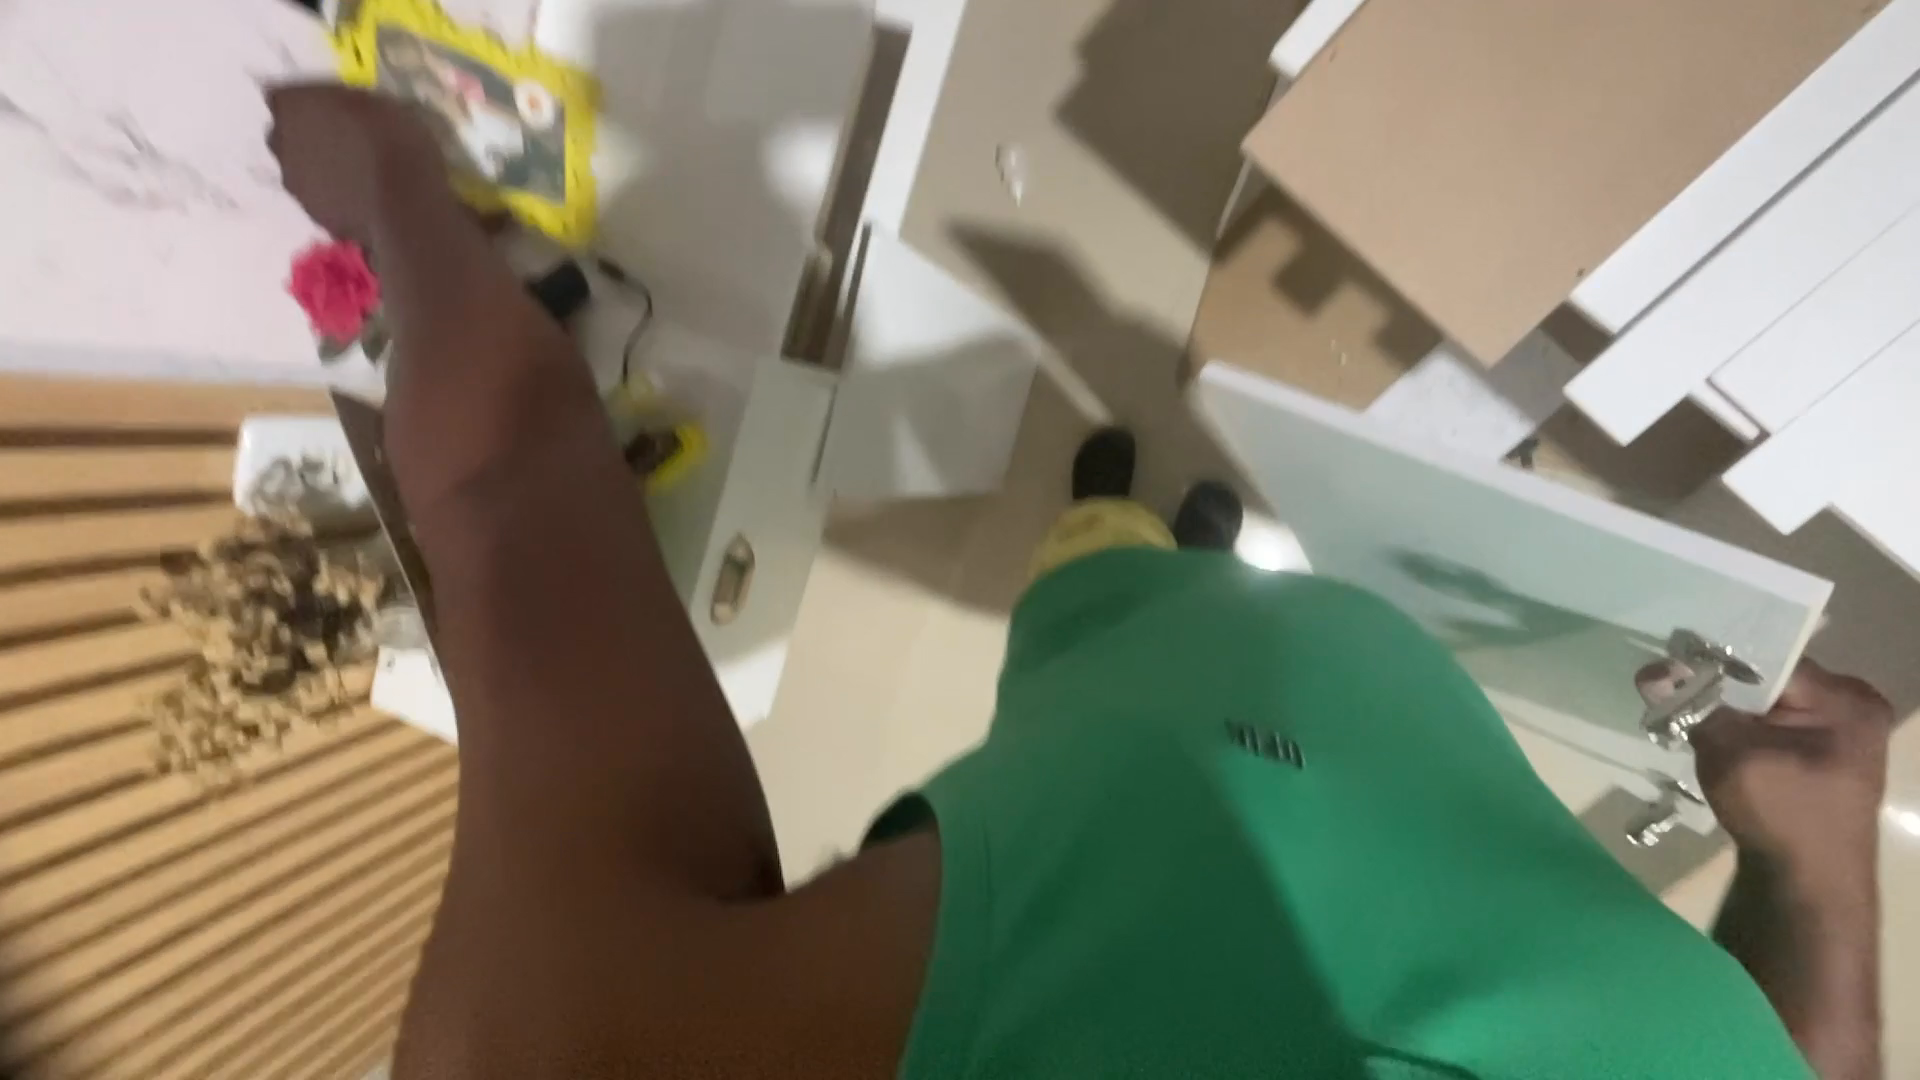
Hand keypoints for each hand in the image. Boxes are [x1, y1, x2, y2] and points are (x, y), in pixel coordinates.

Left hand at [267, 83, 450, 241]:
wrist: (408, 210)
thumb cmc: (399, 147)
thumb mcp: (387, 106)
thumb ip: (356, 103)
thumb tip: (352, 108)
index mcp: (291, 101)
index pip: (289, 94)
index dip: (314, 104)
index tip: (338, 113)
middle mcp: (279, 137)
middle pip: (288, 133)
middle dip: (310, 137)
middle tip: (348, 147)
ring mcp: (293, 180)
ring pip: (303, 169)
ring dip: (323, 171)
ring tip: (360, 181)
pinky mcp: (314, 214)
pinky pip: (323, 200)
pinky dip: (338, 200)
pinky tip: (365, 204)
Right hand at [1641, 658, 1891, 880]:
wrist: (1808, 875)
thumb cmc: (1779, 809)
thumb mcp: (1725, 749)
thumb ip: (1690, 704)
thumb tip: (1652, 671)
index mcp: (1844, 699)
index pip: (1764, 658)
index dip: (1711, 661)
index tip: (1666, 668)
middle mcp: (1851, 704)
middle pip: (1762, 674)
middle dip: (1712, 684)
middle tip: (1670, 693)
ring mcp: (1841, 727)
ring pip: (1760, 696)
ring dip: (1720, 704)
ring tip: (1685, 717)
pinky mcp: (1822, 746)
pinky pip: (1767, 715)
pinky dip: (1735, 721)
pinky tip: (1711, 735)